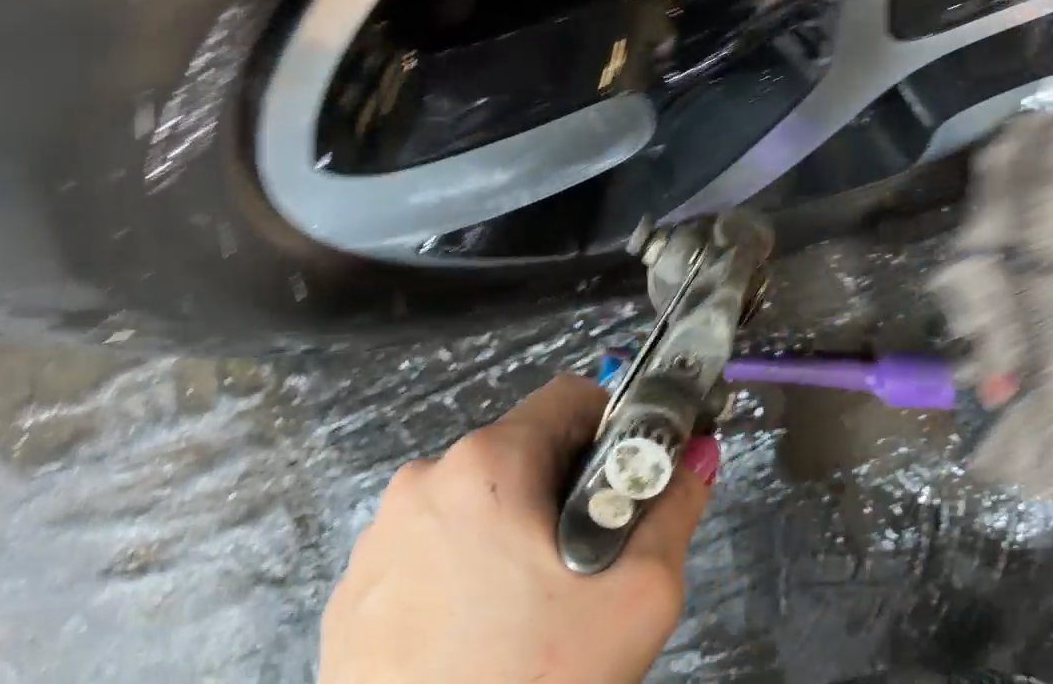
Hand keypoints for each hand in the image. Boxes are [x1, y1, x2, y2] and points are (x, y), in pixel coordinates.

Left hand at [319, 376, 719, 683]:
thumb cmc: (534, 678)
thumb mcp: (638, 595)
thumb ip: (675, 509)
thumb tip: (699, 455)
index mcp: (485, 464)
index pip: (572, 397)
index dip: (617, 429)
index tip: (631, 482)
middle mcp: (422, 483)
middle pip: (525, 451)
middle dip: (568, 490)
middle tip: (590, 559)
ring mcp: (379, 538)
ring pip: (480, 504)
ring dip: (516, 533)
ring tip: (535, 608)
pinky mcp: (352, 594)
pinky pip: (432, 552)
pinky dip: (466, 573)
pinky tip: (484, 635)